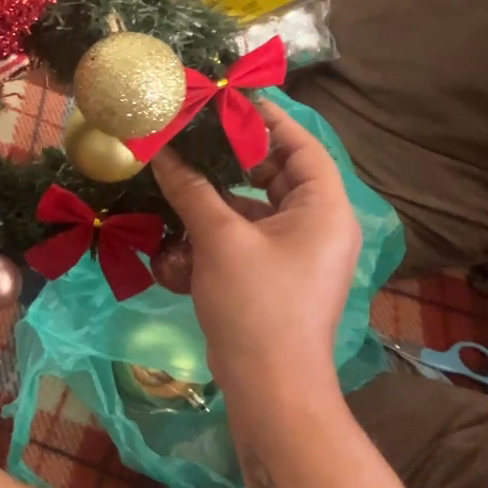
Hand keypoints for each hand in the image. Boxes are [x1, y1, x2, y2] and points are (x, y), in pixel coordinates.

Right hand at [151, 101, 360, 391]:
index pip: (302, 147)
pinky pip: (245, 237)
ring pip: (254, 208)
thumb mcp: (219, 238)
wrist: (270, 386)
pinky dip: (215, 231)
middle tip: (191, 137)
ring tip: (176, 181)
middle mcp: (318, 227)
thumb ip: (191, 188)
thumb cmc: (256, 303)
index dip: (268, 120)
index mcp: (325, 210)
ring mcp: (297, 254)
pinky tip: (179, 236)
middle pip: (276, 175)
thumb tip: (162, 150)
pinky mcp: (273, 275)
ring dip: (215, 199)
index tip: (228, 101)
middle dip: (231, 160)